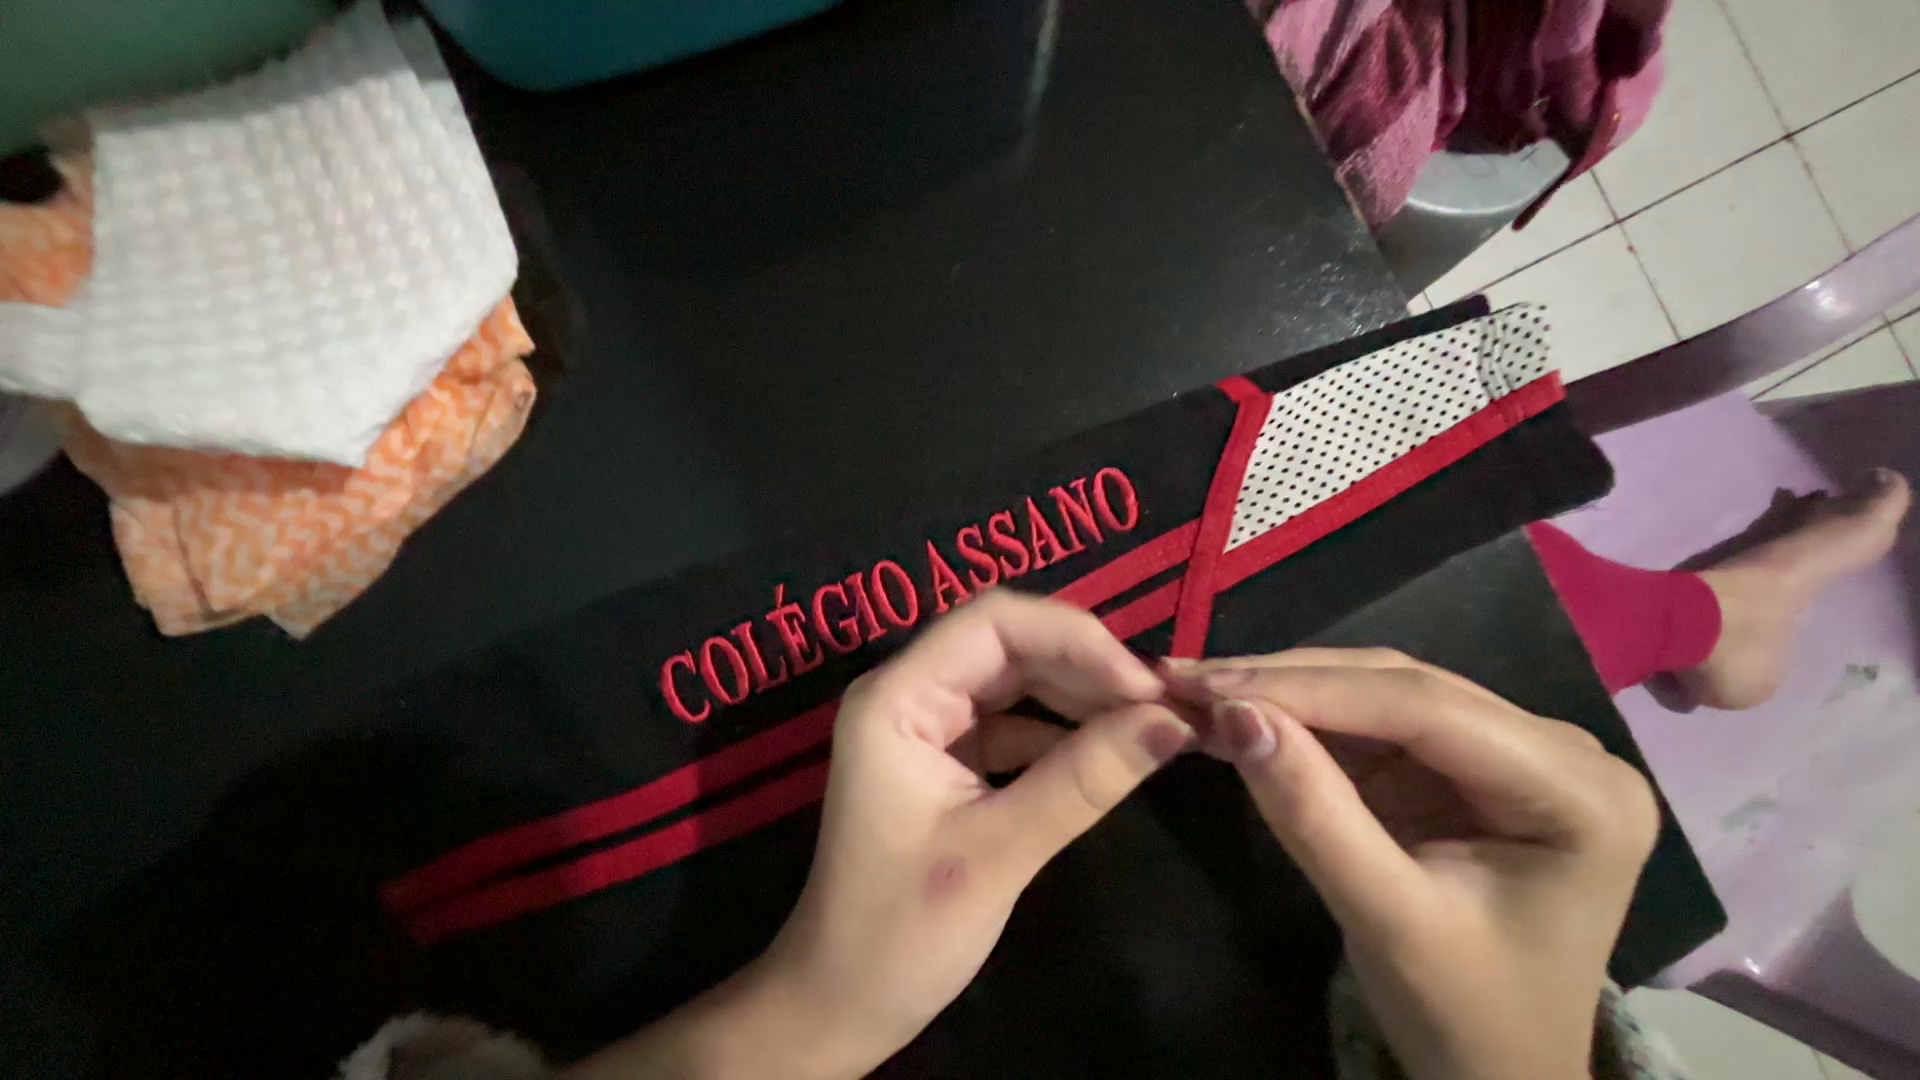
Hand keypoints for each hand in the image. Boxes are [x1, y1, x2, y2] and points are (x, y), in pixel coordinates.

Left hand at [565, 592, 1189, 1079]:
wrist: (844, 1002)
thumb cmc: (902, 933)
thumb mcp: (999, 851)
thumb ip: (1084, 779)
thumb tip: (1172, 721)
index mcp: (897, 697)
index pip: (993, 623)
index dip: (1076, 637)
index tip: (1145, 684)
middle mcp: (908, 691)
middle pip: (1007, 643)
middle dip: (1085, 664)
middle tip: (1161, 703)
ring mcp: (926, 722)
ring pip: (1015, 677)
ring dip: (1080, 693)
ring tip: (1148, 720)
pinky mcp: (946, 754)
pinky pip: (1013, 719)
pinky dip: (1061, 728)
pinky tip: (1108, 747)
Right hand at [1183, 649, 1659, 1079]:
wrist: (1494, 1067)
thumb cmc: (1463, 1011)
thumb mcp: (1386, 919)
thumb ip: (1313, 813)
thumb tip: (1234, 716)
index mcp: (1577, 789)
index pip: (1424, 707)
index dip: (1309, 688)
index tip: (1209, 686)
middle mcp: (1550, 747)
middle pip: (1397, 685)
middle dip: (1284, 680)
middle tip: (1185, 679)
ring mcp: (1498, 746)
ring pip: (1370, 688)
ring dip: (1279, 688)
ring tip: (1195, 689)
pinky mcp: (1448, 758)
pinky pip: (1359, 717)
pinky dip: (1291, 714)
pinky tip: (1233, 711)